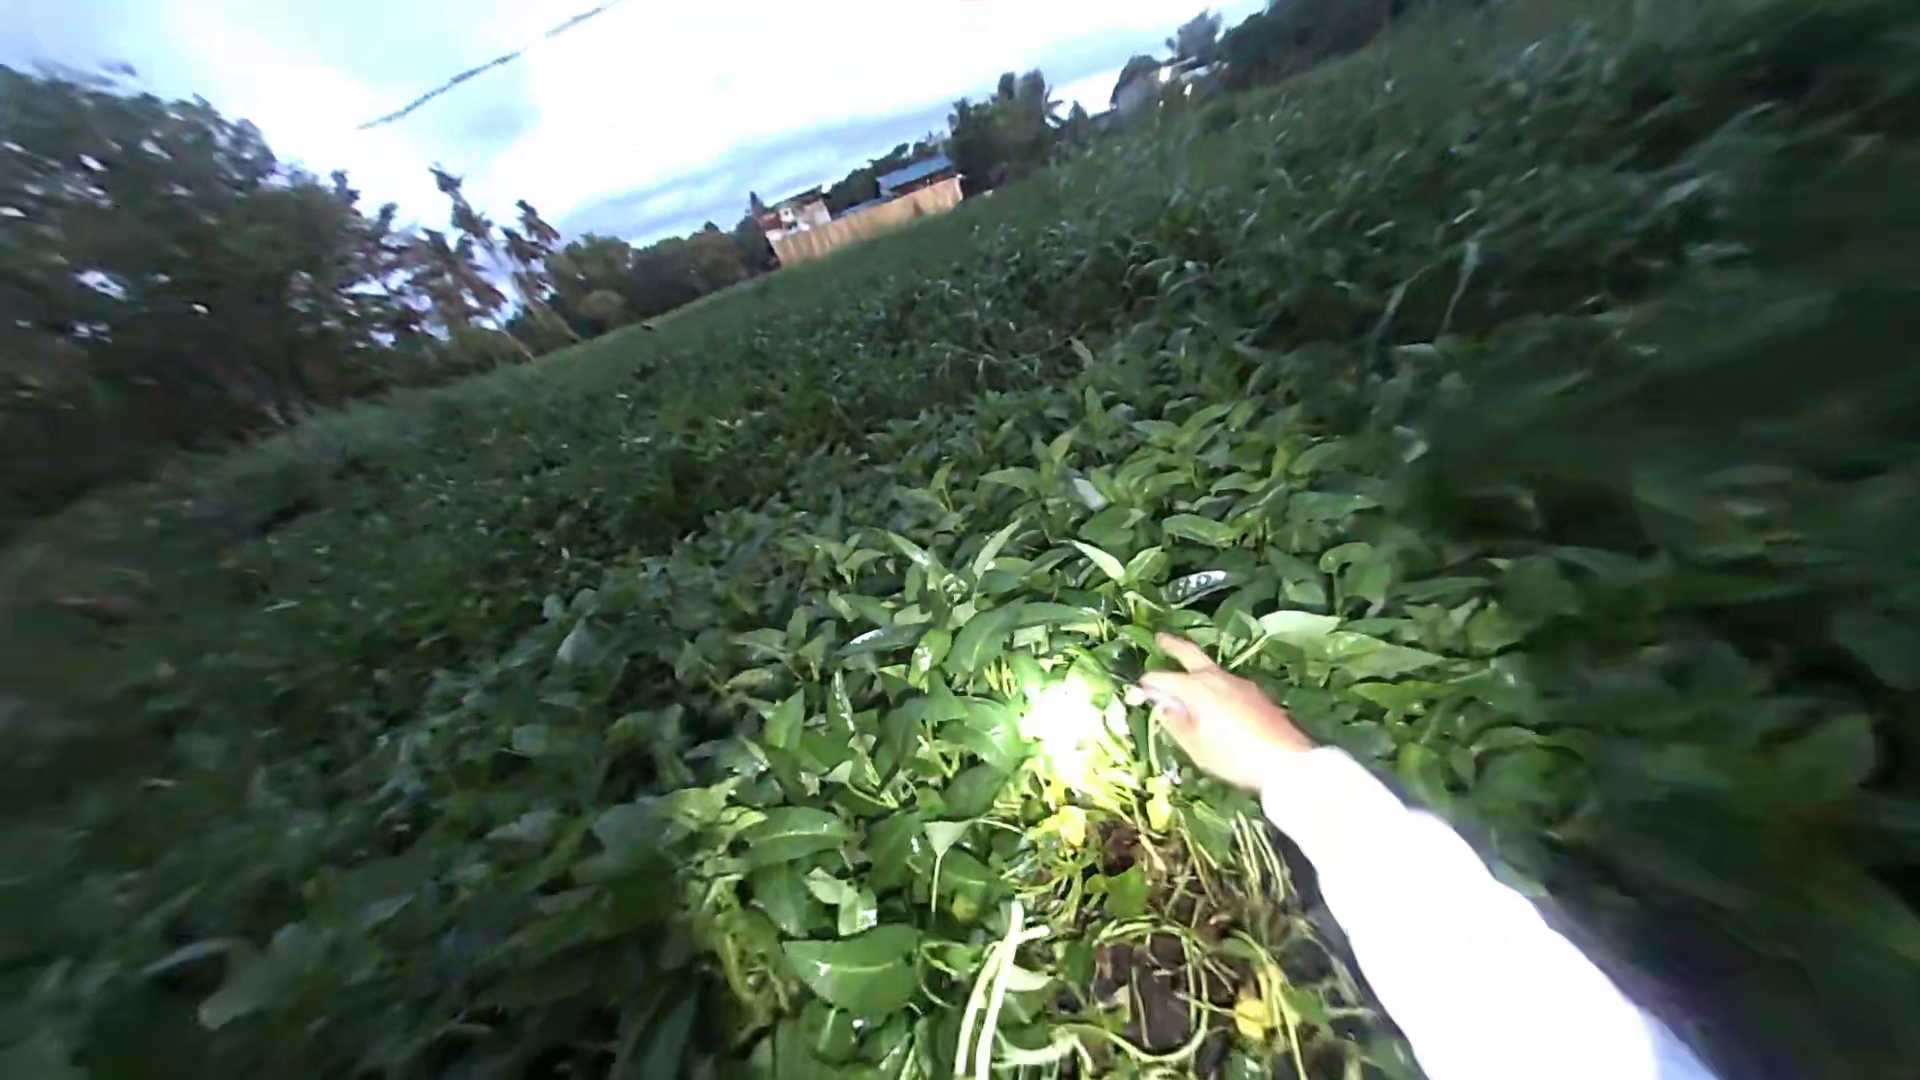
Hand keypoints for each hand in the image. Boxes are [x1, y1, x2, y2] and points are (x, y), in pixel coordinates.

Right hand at [1138, 633, 1312, 790]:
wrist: (1288, 763)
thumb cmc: (1234, 757)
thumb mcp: (1195, 746)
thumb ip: (1174, 721)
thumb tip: (1162, 704)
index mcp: (1195, 688)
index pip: (1162, 678)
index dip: (1148, 684)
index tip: (1140, 689)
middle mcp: (1215, 678)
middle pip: (1189, 653)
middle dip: (1172, 645)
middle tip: (1160, 638)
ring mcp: (1238, 683)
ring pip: (1210, 668)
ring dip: (1195, 667)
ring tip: (1186, 675)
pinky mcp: (1255, 693)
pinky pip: (1226, 681)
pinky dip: (1213, 682)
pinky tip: (1215, 698)